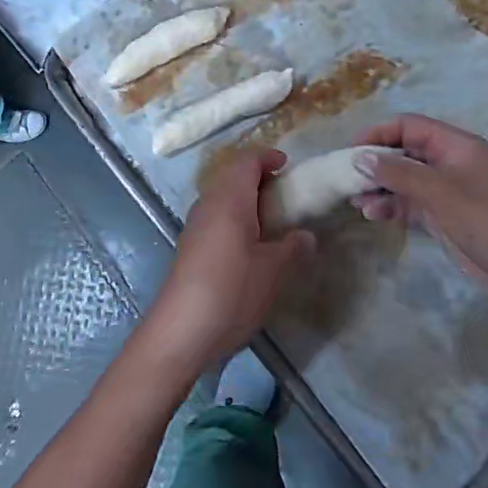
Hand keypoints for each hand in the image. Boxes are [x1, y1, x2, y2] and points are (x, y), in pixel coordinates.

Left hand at [145, 149, 315, 369]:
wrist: (181, 330)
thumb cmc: (231, 291)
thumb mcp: (273, 271)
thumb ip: (293, 247)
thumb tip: (306, 235)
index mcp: (230, 199)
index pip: (247, 161)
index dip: (268, 158)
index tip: (288, 167)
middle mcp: (208, 204)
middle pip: (232, 176)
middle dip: (259, 179)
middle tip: (286, 196)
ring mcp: (195, 225)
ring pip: (222, 198)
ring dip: (246, 201)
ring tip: (273, 222)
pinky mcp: (189, 246)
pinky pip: (215, 218)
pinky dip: (234, 219)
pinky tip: (250, 246)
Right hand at [352, 114, 487, 296]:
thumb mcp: (443, 194)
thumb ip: (399, 174)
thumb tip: (359, 156)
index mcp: (457, 146)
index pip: (409, 126)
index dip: (378, 134)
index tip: (349, 152)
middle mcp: (453, 164)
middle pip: (405, 152)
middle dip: (375, 163)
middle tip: (347, 181)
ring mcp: (452, 193)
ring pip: (406, 181)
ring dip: (381, 187)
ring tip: (357, 203)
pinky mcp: (450, 220)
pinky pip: (414, 205)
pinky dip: (393, 207)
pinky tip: (375, 216)